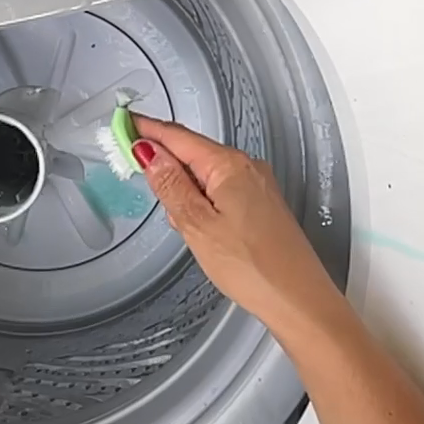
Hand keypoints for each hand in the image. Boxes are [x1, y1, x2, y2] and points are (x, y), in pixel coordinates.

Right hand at [133, 115, 348, 331]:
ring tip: (173, 215)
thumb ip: (171, 185)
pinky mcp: (262, 205)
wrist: (299, 300)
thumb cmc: (254, 267)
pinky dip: (202, 199)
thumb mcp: (198, 225)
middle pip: (194, 152)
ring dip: (184, 185)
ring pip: (207, 174)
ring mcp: (257, 186)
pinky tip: (198, 225)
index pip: (178, 137)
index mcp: (229, 166)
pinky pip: (223, 189)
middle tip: (134, 164)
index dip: (147, 130)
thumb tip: (149, 152)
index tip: (123, 124)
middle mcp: (247, 167)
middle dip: (164, 160)